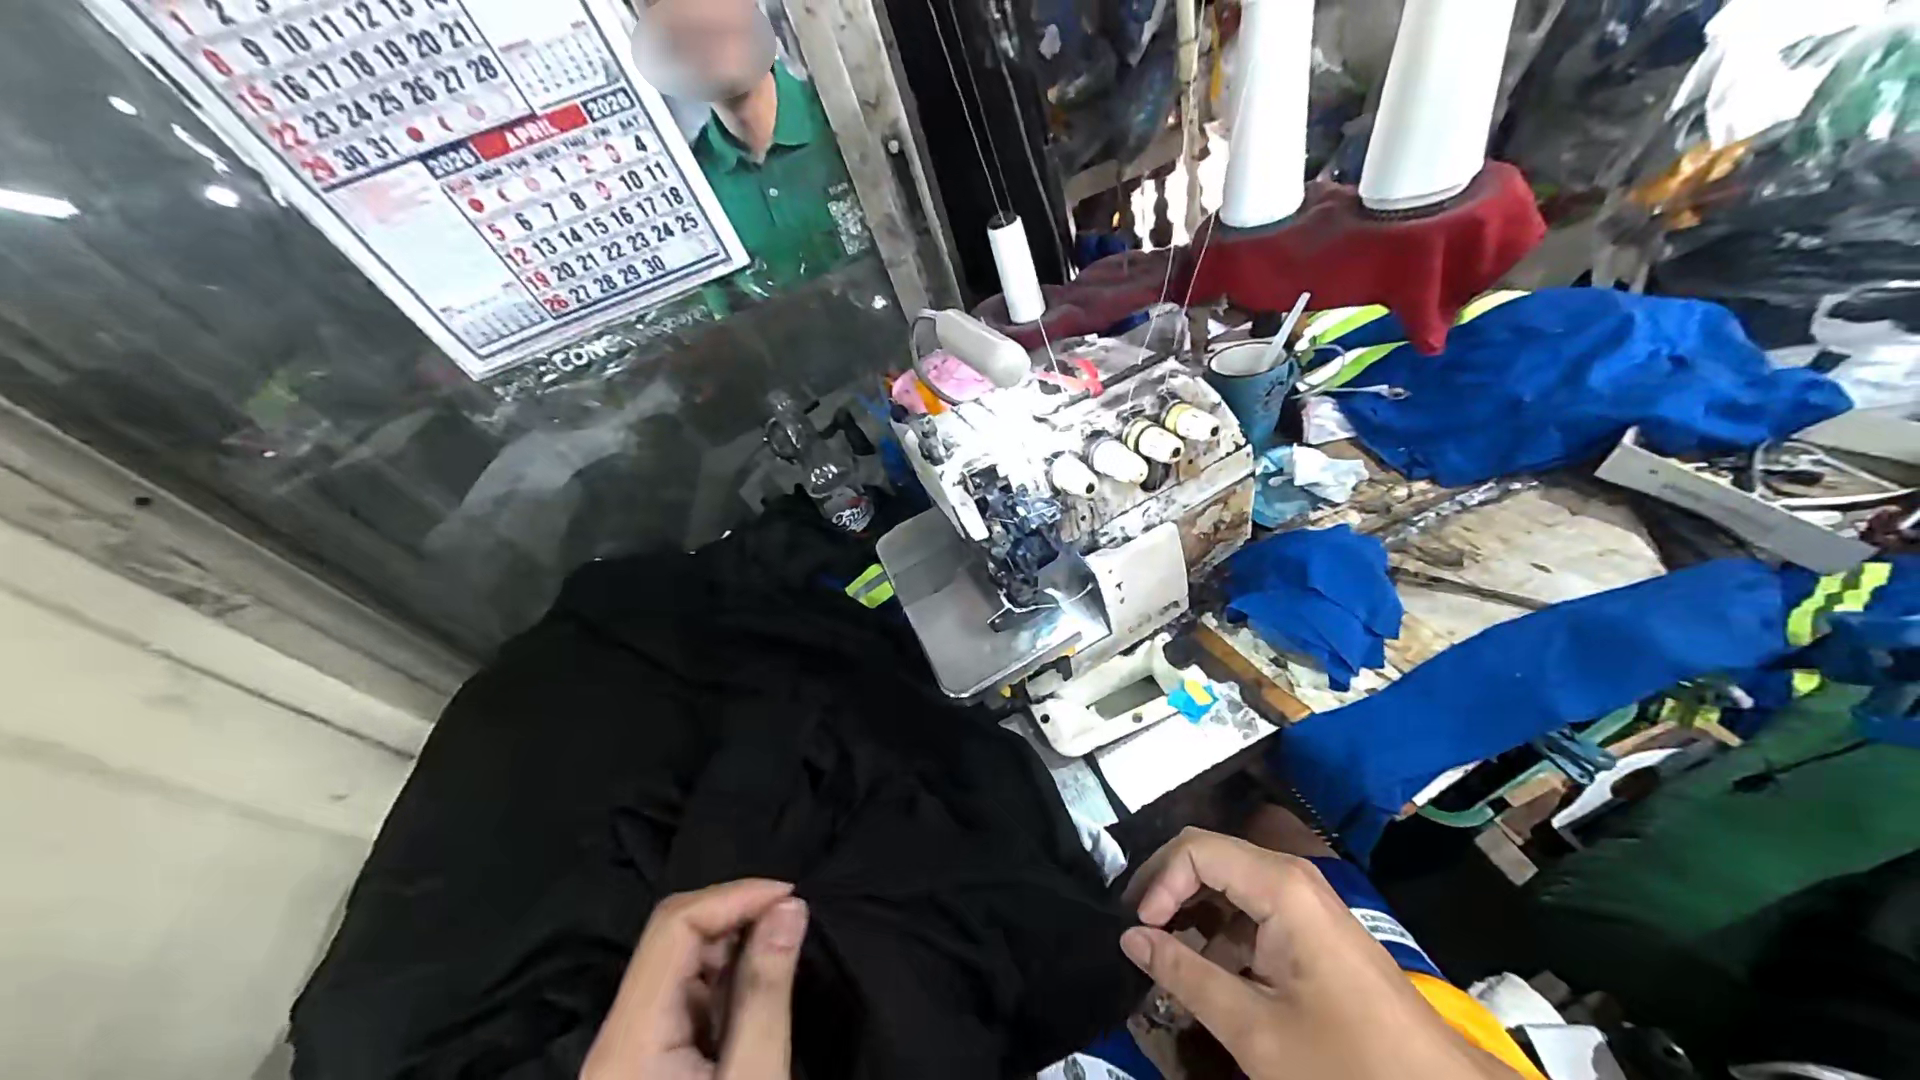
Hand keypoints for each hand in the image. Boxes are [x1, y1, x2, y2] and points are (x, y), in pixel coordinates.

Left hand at [581, 879, 808, 1079]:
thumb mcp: (755, 1078)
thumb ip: (766, 990)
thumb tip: (790, 906)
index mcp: (630, 1039)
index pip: (675, 926)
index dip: (734, 896)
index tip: (791, 897)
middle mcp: (619, 1034)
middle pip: (673, 936)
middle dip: (736, 915)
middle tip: (792, 920)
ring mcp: (629, 1048)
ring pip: (680, 962)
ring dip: (735, 944)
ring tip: (783, 949)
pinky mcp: (647, 1060)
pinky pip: (686, 994)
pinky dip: (727, 977)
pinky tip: (759, 986)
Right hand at [1120, 828, 1514, 1079]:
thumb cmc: (1348, 1065)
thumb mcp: (1255, 1029)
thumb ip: (1184, 975)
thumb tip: (1130, 938)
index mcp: (1279, 886)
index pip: (1195, 849)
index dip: (1158, 882)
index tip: (1140, 930)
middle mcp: (1290, 878)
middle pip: (1209, 858)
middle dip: (1168, 891)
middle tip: (1139, 935)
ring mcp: (1304, 901)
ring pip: (1227, 883)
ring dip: (1191, 914)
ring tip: (1165, 959)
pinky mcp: (1311, 927)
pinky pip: (1250, 910)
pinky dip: (1219, 933)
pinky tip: (1206, 973)